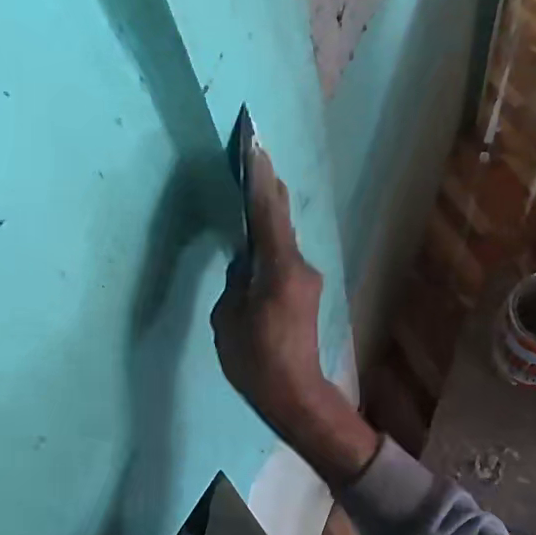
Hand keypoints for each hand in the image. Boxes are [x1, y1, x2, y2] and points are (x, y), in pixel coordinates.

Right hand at [211, 133, 378, 482]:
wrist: (295, 394)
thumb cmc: (255, 362)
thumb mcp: (228, 319)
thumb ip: (235, 281)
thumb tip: (244, 261)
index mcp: (278, 268)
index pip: (266, 209)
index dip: (257, 174)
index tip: (252, 140)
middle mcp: (300, 265)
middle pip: (281, 213)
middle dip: (266, 181)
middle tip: (251, 147)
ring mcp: (307, 277)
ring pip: (283, 234)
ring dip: (268, 209)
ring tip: (250, 180)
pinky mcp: (306, 289)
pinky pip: (284, 252)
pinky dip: (271, 236)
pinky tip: (258, 230)